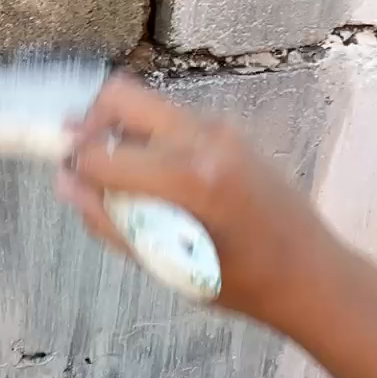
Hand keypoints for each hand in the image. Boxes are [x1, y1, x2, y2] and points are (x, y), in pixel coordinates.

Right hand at [56, 73, 339, 330]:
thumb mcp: (163, 264)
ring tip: (121, 173)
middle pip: (121, 95)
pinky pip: (171, 119)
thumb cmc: (238, 282)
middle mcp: (204, 137)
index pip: (103, 153)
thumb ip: (107, 218)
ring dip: (121, 129)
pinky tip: (155, 176)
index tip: (69, 177)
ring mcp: (220, 127)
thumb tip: (65, 182)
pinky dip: (149, 137)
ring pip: (147, 104)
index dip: (74, 164)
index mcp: (188, 177)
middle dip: (89, 122)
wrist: (312, 273)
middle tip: (82, 155)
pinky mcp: (229, 129)